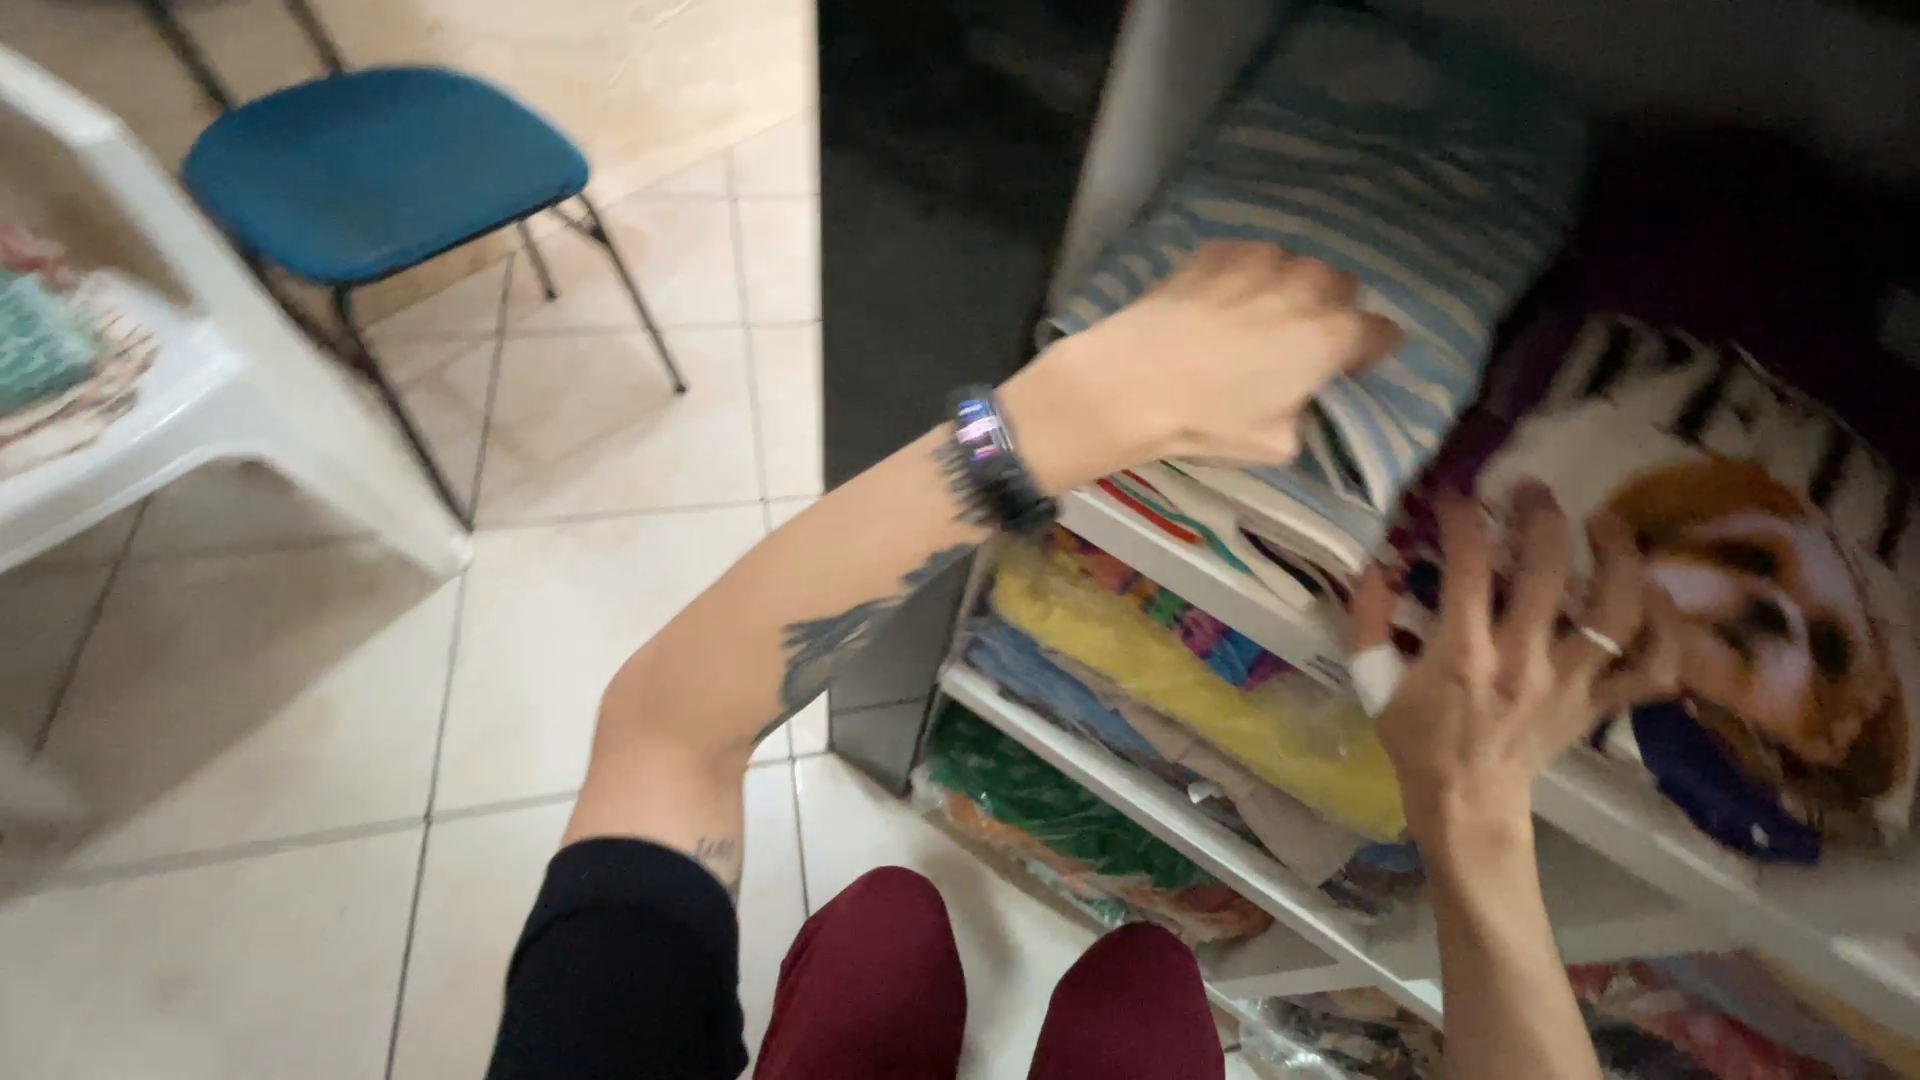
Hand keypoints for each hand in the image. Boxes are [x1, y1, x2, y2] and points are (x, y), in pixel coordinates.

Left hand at [998, 241, 1401, 495]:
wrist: (1129, 384)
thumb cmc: (1205, 422)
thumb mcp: (1272, 444)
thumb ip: (1300, 417)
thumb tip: (1293, 403)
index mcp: (1329, 336)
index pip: (1380, 332)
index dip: (1367, 350)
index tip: (1348, 364)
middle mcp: (1304, 287)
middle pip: (1340, 287)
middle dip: (1328, 310)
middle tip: (1295, 341)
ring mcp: (1257, 262)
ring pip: (1292, 266)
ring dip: (1284, 287)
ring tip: (1251, 317)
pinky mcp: (1212, 253)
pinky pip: (1244, 257)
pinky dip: (1239, 275)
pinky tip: (1213, 301)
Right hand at [1376, 482, 1681, 857]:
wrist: (1466, 799)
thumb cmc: (1413, 737)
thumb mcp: (1370, 681)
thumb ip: (1366, 623)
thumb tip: (1375, 568)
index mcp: (1461, 654)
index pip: (1466, 569)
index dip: (1462, 523)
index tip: (1455, 496)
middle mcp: (1522, 660)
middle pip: (1545, 573)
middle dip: (1540, 518)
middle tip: (1531, 490)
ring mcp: (1571, 682)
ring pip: (1617, 609)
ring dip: (1617, 557)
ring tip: (1604, 525)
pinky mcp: (1600, 703)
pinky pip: (1655, 665)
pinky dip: (1666, 629)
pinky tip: (1651, 597)